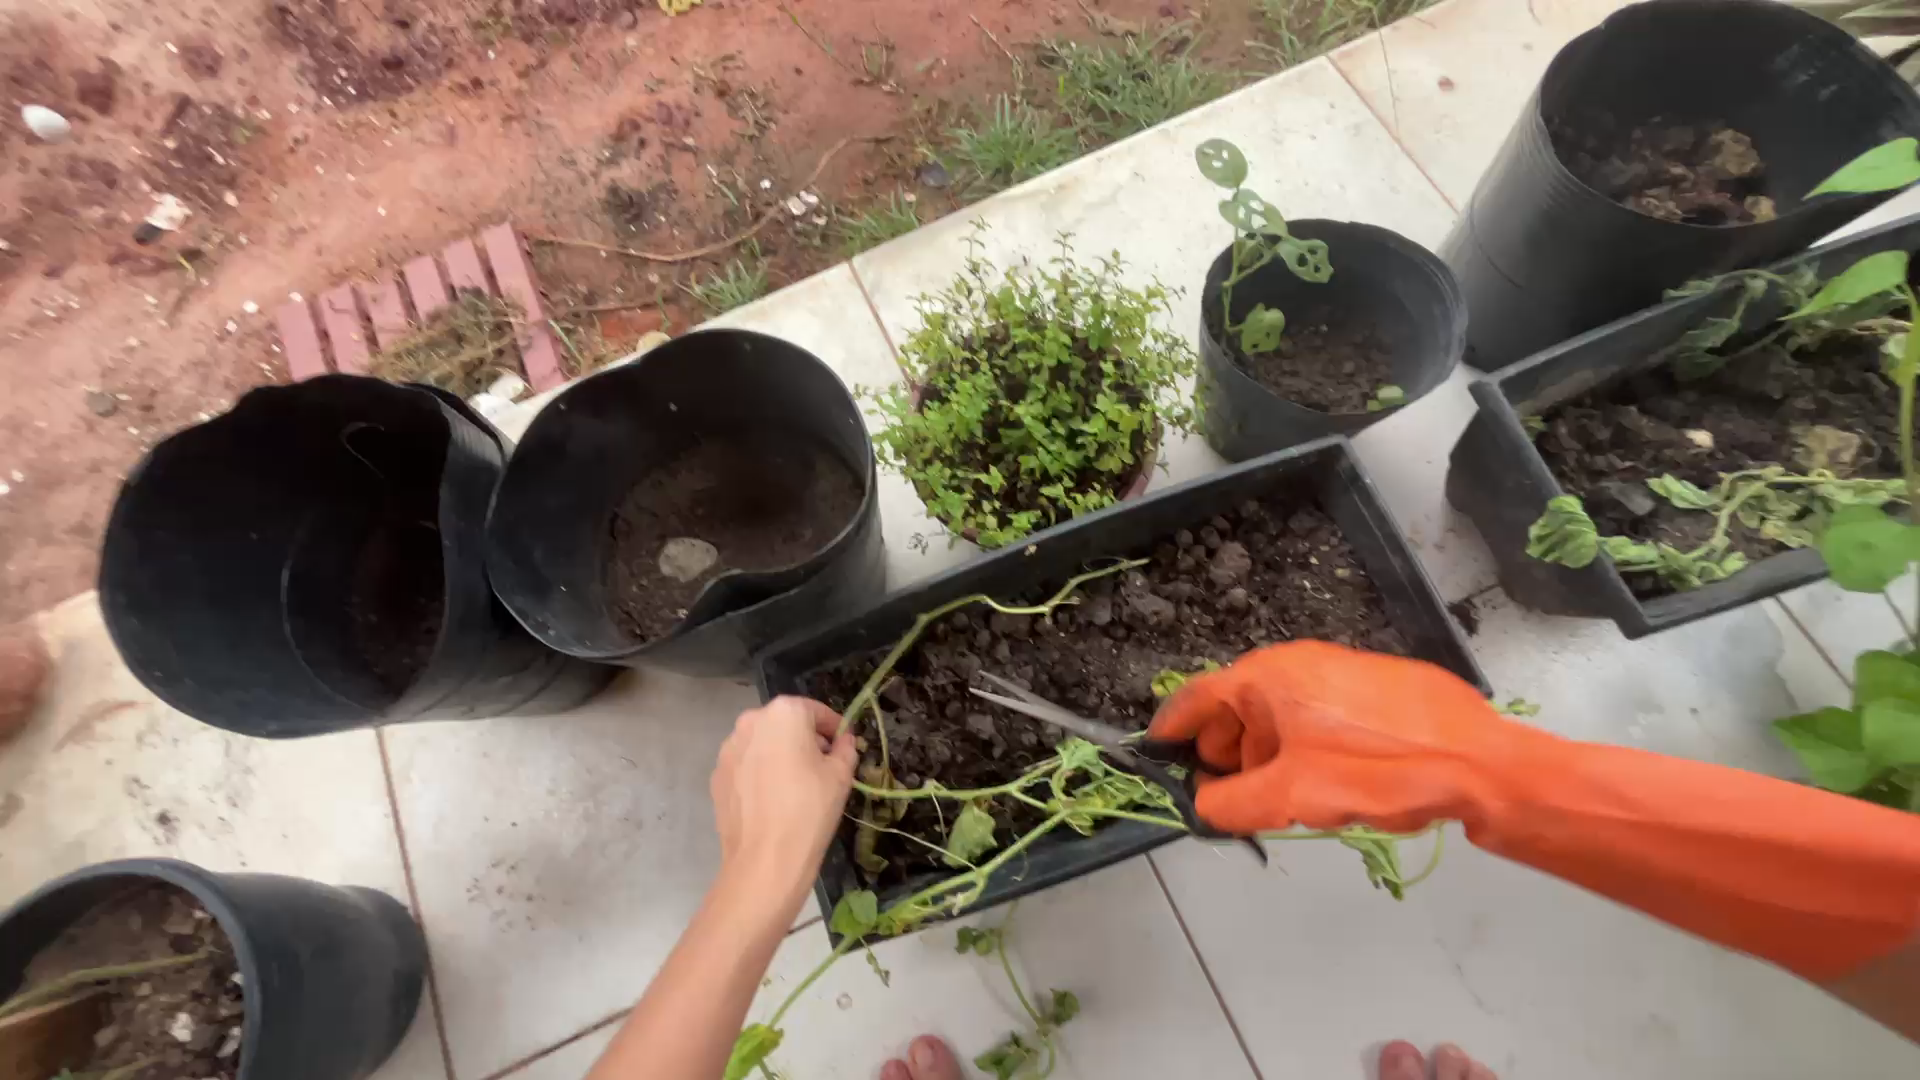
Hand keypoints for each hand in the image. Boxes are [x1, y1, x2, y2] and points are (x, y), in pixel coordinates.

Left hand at [710, 696, 856, 914]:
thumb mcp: (841, 774)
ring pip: (764, 744)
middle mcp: (751, 722)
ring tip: (797, 785)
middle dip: (805, 739)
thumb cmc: (809, 809)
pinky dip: (761, 773)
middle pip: (786, 723)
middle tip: (823, 765)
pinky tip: (774, 800)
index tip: (845, 745)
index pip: (816, 711)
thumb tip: (843, 741)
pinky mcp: (717, 776)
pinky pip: (747, 766)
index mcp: (784, 713)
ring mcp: (729, 750)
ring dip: (781, 755)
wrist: (765, 860)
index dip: (834, 728)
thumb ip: (845, 748)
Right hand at [1148, 641, 1531, 835]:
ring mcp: (1337, 671)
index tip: (1152, 750)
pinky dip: (1298, 743)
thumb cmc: (1379, 771)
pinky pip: (1314, 713)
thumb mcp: (1295, 796)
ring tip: (1275, 794)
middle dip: (1221, 749)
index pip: (1198, 695)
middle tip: (1222, 791)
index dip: (1171, 725)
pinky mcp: (1372, 688)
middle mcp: (1296, 663)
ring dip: (1262, 751)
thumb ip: (1233, 804)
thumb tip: (1201, 806)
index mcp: (1269, 676)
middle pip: (1237, 706)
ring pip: (1277, 712)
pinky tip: (1321, 779)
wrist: (1488, 766)